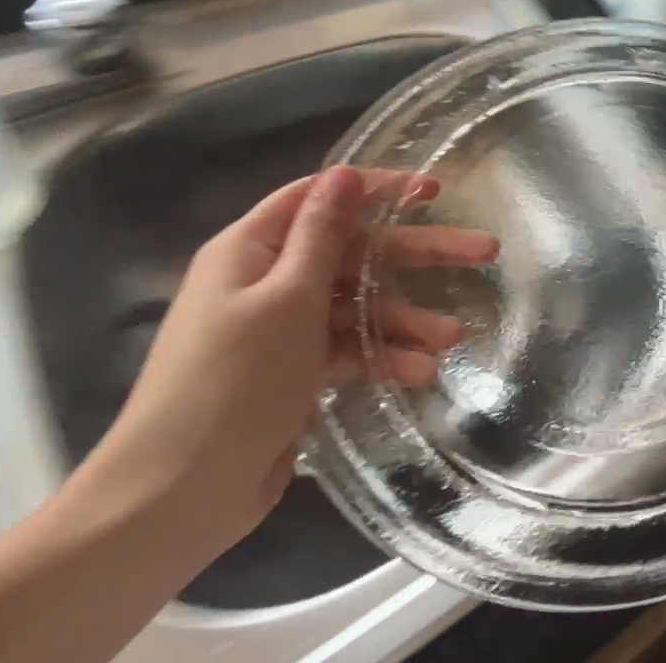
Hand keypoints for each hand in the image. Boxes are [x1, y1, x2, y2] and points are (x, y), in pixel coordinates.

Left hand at [72, 167, 495, 563]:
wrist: (179, 492)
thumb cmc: (233, 380)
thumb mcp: (287, 299)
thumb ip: (322, 236)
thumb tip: (342, 173)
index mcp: (251, 251)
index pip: (319, 198)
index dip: (377, 188)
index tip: (435, 192)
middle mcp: (266, 281)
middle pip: (355, 252)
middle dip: (418, 255)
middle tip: (486, 252)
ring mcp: (281, 329)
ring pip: (359, 305)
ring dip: (405, 318)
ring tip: (451, 339)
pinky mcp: (294, 372)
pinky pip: (350, 348)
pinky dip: (383, 356)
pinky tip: (419, 372)